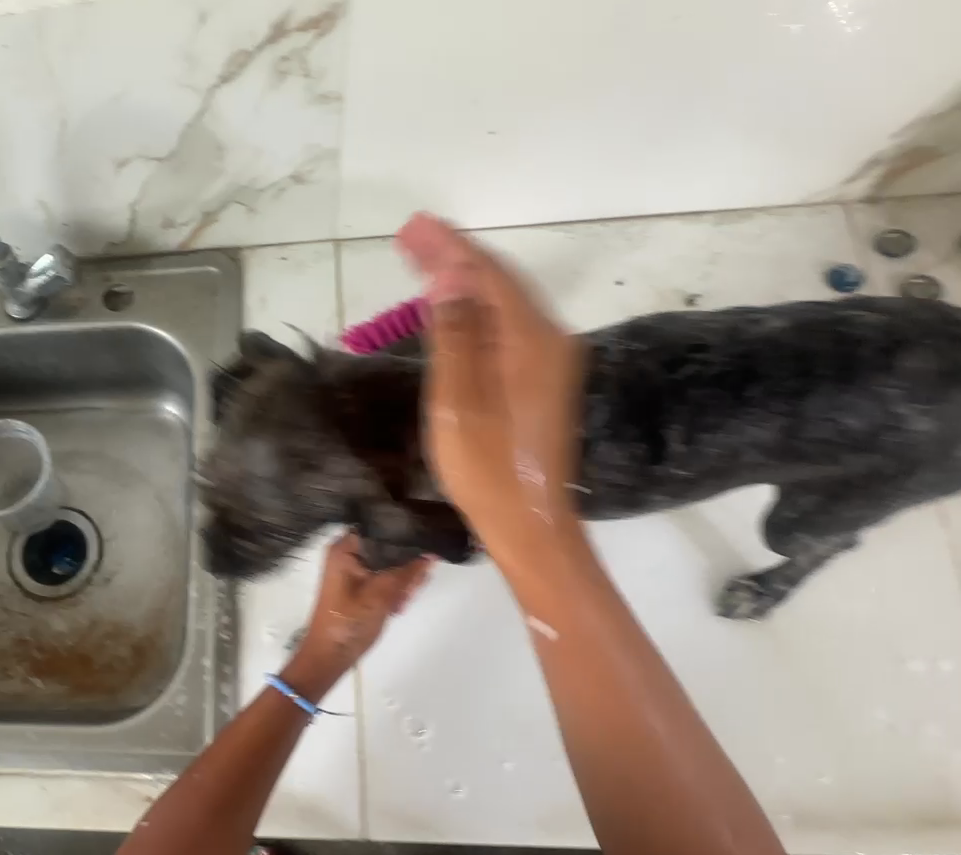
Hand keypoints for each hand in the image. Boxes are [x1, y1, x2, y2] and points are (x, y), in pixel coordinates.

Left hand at [293, 534, 431, 675]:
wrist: (329, 656)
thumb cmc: (349, 621)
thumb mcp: (382, 594)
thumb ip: (407, 572)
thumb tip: (431, 554)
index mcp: (344, 548)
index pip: (381, 528)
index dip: (405, 536)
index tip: (427, 545)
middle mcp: (346, 554)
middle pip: (388, 549)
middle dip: (405, 567)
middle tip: (413, 587)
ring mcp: (351, 572)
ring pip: (389, 566)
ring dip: (401, 582)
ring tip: (403, 601)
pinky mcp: (358, 588)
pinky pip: (382, 580)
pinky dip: (393, 591)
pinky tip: (398, 606)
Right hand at [395, 213, 587, 576]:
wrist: (528, 522)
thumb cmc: (486, 469)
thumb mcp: (459, 402)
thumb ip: (456, 335)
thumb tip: (450, 275)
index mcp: (529, 341)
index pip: (486, 276)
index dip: (449, 249)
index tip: (412, 226)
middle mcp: (549, 341)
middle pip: (499, 283)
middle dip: (455, 257)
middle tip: (411, 236)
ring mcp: (549, 361)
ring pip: (505, 303)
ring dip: (465, 280)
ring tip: (425, 262)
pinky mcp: (542, 381)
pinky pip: (508, 327)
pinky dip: (479, 308)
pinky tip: (457, 308)